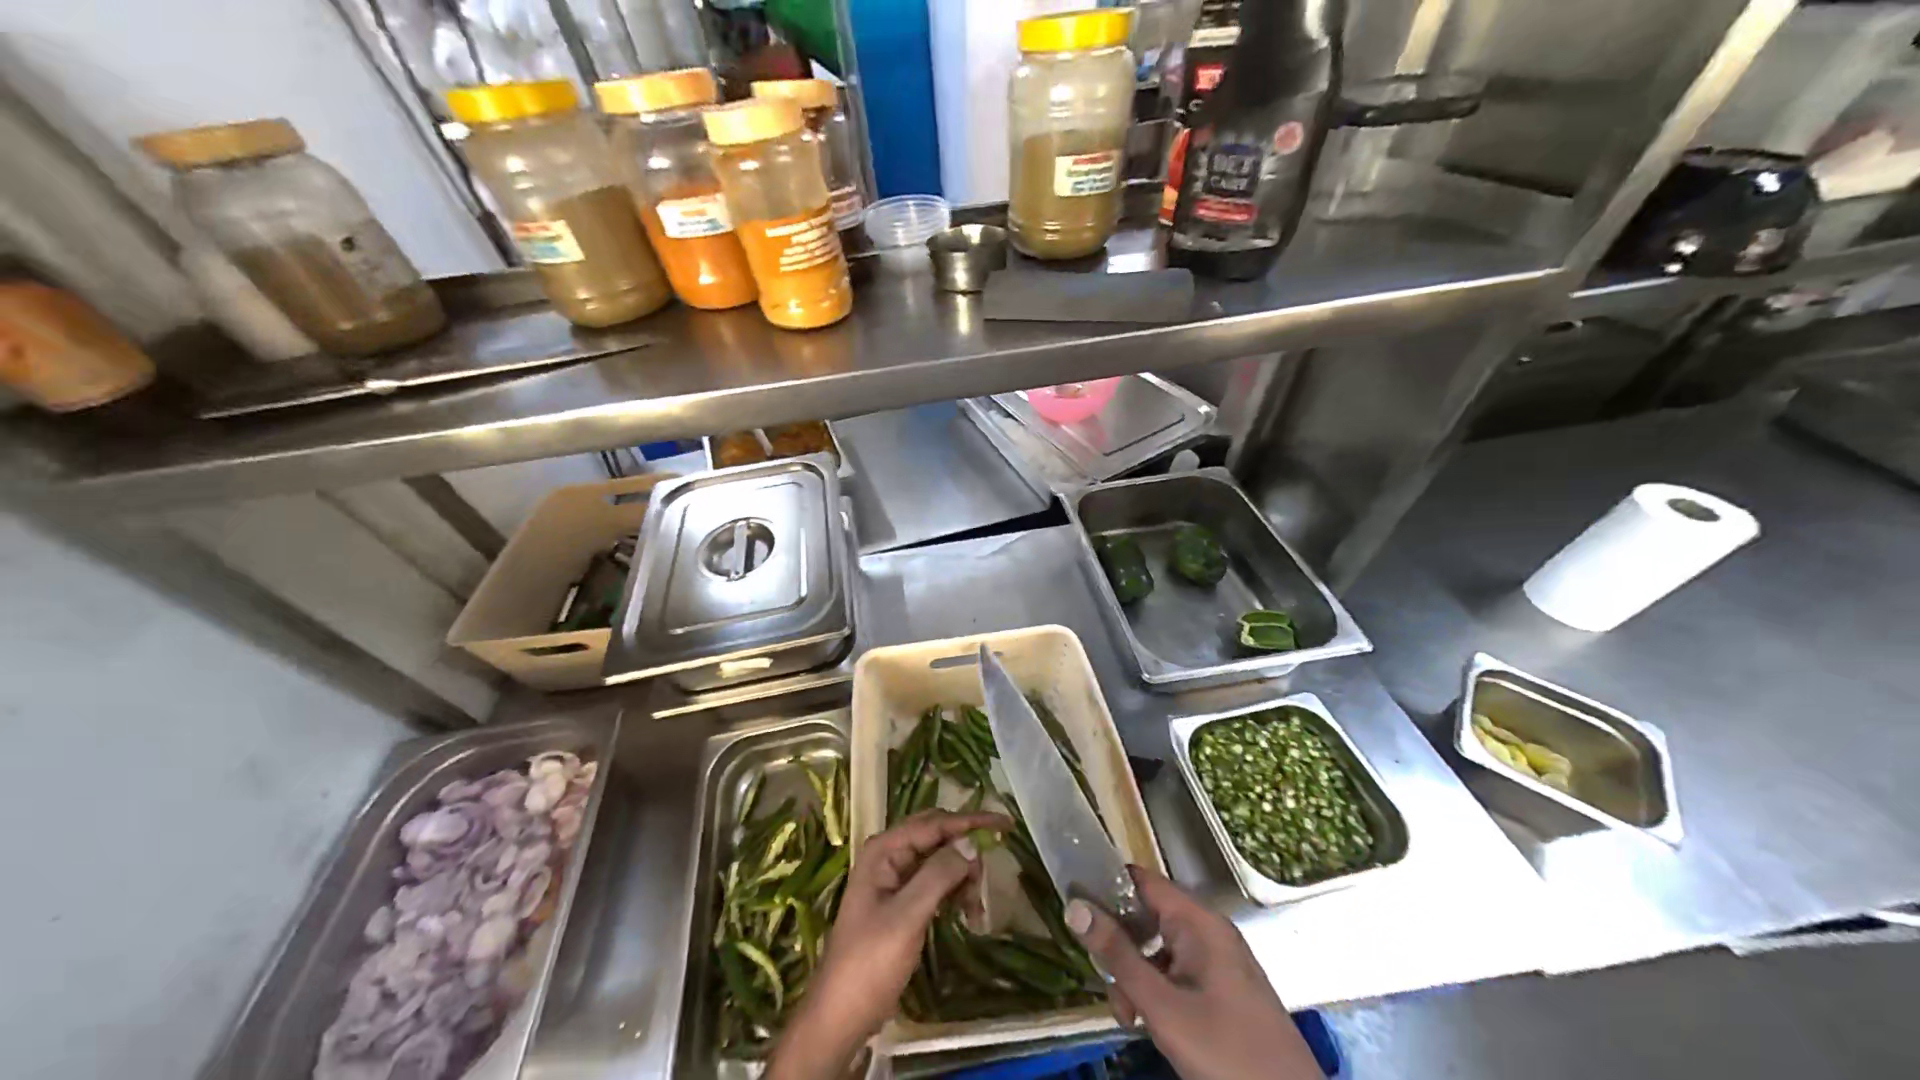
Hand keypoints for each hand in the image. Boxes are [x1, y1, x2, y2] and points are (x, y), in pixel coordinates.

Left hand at [767, 809, 1011, 1079]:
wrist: (841, 1015)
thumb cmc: (870, 963)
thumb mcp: (907, 917)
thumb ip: (939, 874)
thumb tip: (971, 842)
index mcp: (884, 850)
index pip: (935, 823)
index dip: (971, 821)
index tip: (1006, 824)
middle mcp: (889, 855)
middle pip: (939, 837)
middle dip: (967, 853)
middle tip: (986, 881)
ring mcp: (895, 878)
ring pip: (942, 860)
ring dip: (963, 878)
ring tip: (974, 910)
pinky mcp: (903, 901)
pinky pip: (937, 882)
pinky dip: (955, 893)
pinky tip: (966, 914)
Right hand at [1067, 866, 1320, 1079]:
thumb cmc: (1225, 1050)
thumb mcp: (1162, 1005)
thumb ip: (1117, 955)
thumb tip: (1074, 906)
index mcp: (1198, 922)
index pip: (1141, 880)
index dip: (1105, 886)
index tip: (1074, 906)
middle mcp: (1208, 931)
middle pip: (1146, 916)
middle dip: (1119, 947)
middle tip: (1106, 982)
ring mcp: (1218, 959)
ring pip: (1158, 949)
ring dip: (1135, 975)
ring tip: (1129, 1016)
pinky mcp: (1222, 987)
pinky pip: (1176, 971)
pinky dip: (1157, 990)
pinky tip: (1149, 1022)